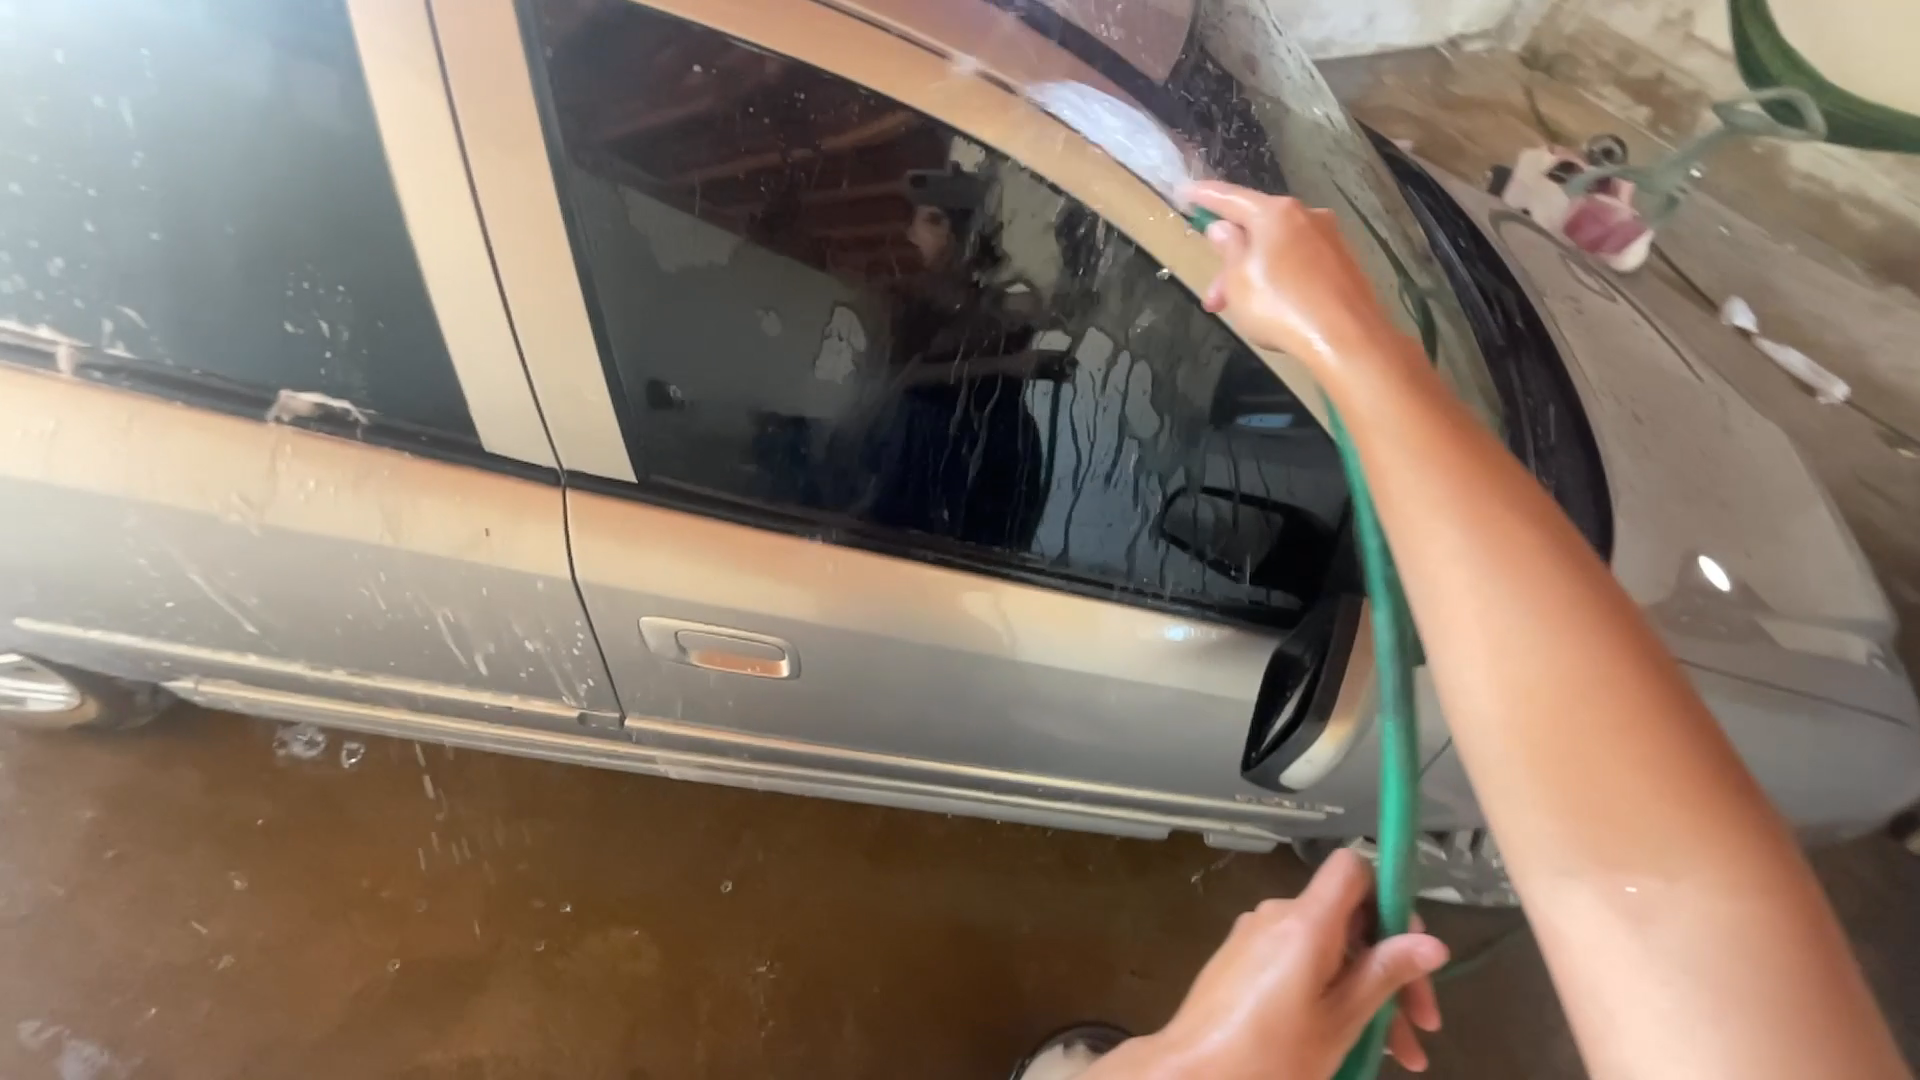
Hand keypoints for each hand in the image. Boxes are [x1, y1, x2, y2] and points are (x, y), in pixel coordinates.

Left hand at [1084, 850, 1447, 1078]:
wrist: (1195, 1070)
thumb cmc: (1275, 1052)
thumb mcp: (1342, 1020)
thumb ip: (1385, 974)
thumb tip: (1433, 940)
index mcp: (1304, 920)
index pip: (1351, 869)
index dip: (1387, 896)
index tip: (1413, 950)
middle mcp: (1278, 913)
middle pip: (1348, 917)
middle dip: (1390, 968)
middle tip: (1422, 1031)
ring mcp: (1256, 932)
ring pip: (1328, 947)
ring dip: (1365, 991)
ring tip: (1397, 1057)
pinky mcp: (1242, 955)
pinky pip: (1298, 958)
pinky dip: (1330, 989)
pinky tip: (1349, 1041)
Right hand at [1184, 182, 1418, 386]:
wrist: (1344, 336)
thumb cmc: (1279, 305)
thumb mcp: (1238, 280)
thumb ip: (1228, 249)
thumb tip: (1222, 228)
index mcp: (1275, 213)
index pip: (1231, 198)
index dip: (1204, 196)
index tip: (1185, 191)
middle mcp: (1306, 215)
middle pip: (1256, 229)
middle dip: (1229, 262)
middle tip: (1212, 298)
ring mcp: (1328, 239)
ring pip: (1276, 249)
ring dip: (1250, 275)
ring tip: (1238, 310)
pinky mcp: (1342, 263)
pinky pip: (1297, 263)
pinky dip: (1276, 279)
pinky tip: (1270, 305)